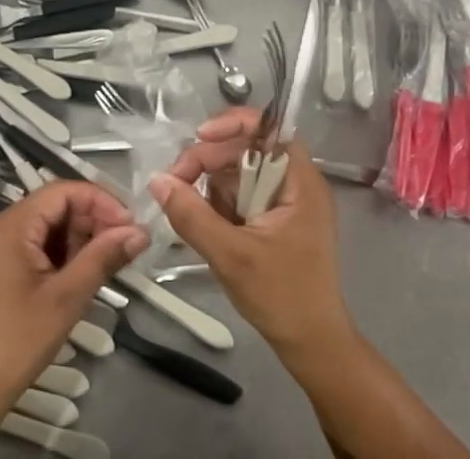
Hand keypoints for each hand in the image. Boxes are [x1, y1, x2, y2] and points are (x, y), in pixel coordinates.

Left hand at [0, 180, 148, 403]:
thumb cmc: (17, 340)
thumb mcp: (67, 298)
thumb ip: (103, 257)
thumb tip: (139, 231)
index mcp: (11, 224)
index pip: (63, 191)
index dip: (101, 201)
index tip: (131, 226)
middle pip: (54, 205)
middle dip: (93, 220)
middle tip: (125, 247)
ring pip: (47, 226)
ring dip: (79, 238)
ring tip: (109, 262)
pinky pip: (35, 244)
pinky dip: (61, 253)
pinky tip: (82, 273)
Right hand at [148, 108, 349, 351]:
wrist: (312, 344)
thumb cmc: (281, 296)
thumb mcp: (230, 255)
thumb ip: (191, 215)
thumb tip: (157, 181)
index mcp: (300, 182)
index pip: (269, 128)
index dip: (233, 124)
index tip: (199, 138)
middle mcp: (296, 184)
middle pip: (247, 149)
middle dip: (209, 162)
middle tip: (176, 185)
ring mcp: (287, 202)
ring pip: (240, 173)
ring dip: (212, 188)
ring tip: (197, 216)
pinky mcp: (276, 221)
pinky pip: (242, 196)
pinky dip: (221, 206)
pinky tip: (211, 229)